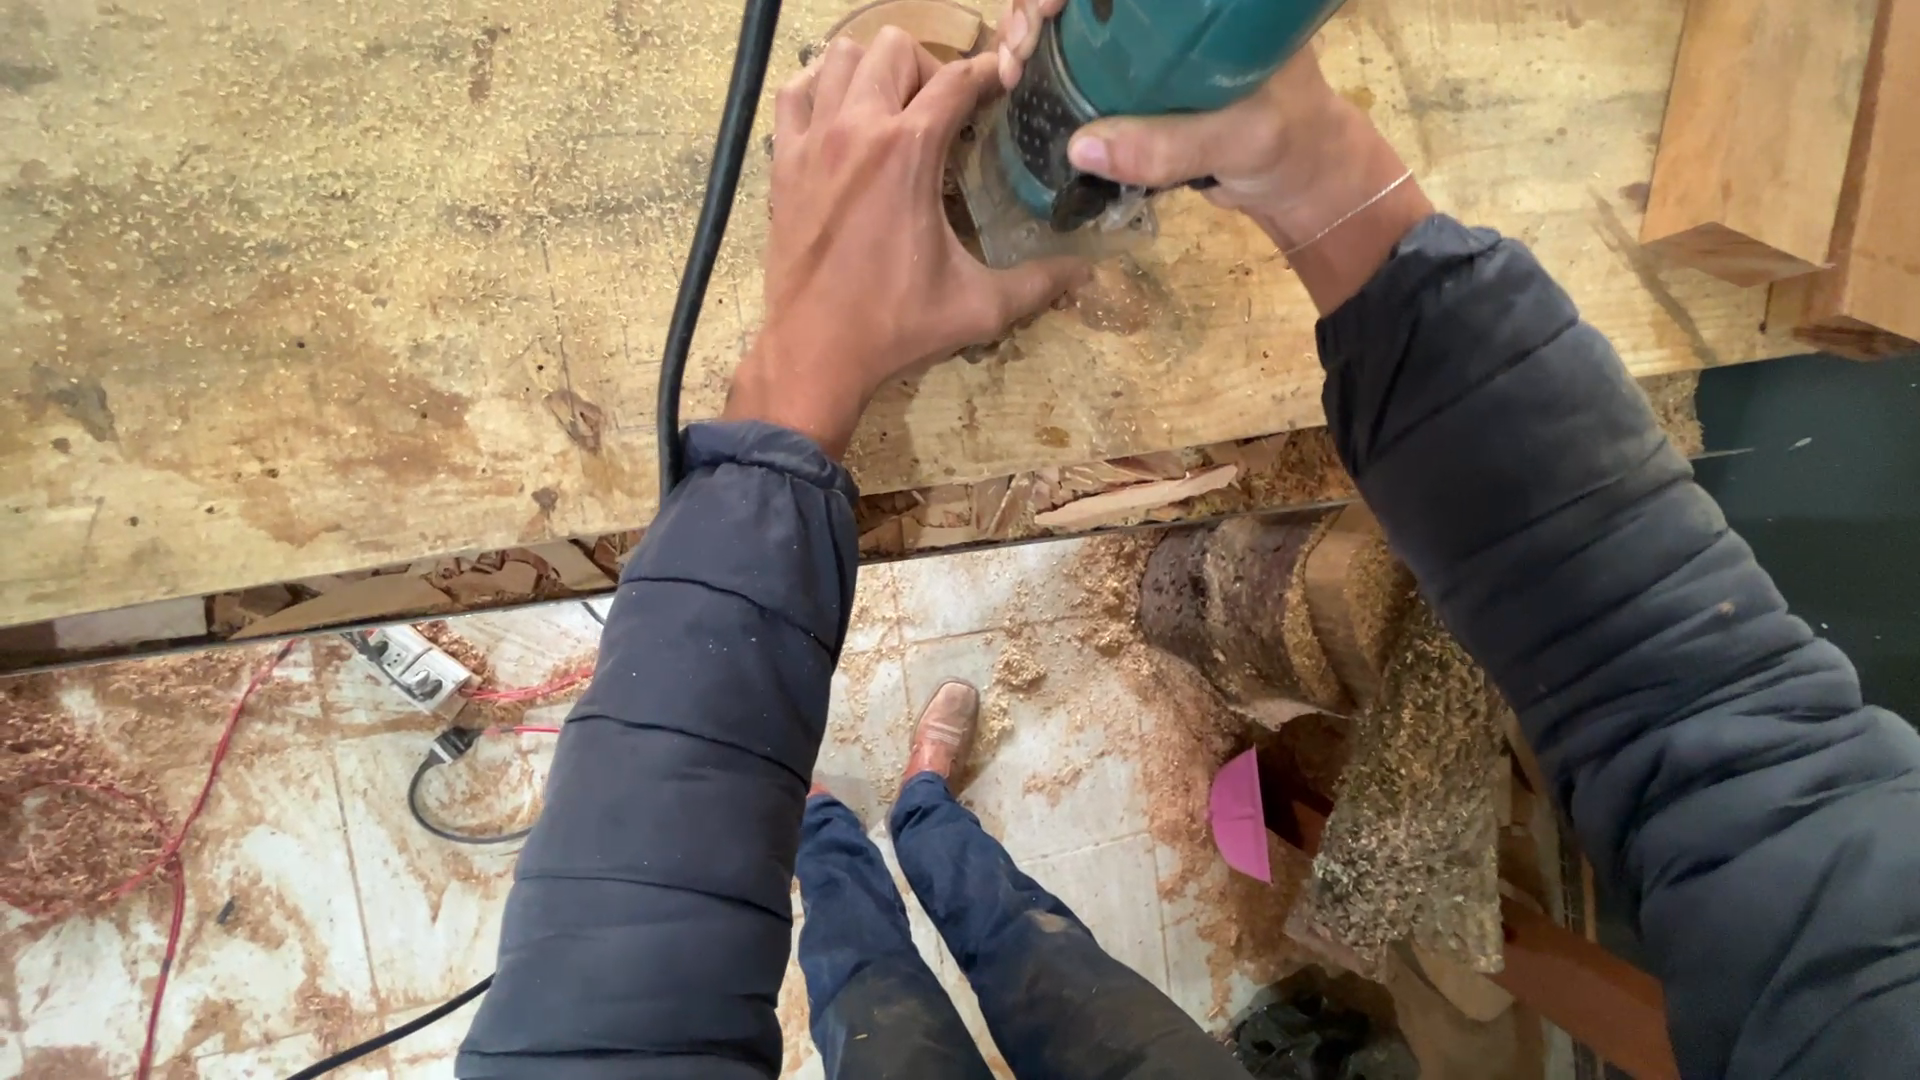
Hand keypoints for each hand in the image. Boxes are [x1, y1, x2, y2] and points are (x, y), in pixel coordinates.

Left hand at [724, 28, 1087, 459]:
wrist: (814, 354)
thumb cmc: (895, 329)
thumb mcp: (978, 308)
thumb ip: (1037, 284)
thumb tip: (1085, 274)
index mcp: (909, 152)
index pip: (958, 80)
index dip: (988, 74)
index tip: (1003, 85)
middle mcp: (858, 128)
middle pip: (895, 49)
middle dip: (928, 69)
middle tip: (942, 115)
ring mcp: (812, 141)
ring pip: (840, 58)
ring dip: (872, 72)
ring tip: (891, 112)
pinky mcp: (782, 163)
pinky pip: (794, 93)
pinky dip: (819, 91)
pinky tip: (838, 121)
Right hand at [995, 4, 1430, 313]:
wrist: (1292, 180)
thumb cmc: (1288, 142)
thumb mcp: (1237, 140)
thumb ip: (1167, 146)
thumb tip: (1079, 148)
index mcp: (1205, 0)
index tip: (1046, 6)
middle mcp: (1171, 11)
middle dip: (1037, 4)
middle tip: (1016, 49)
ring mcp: (1149, 49)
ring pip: (1076, 27)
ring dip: (1032, 39)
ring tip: (1011, 71)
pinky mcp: (1134, 89)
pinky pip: (1082, 73)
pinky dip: (1047, 76)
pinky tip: (1022, 87)